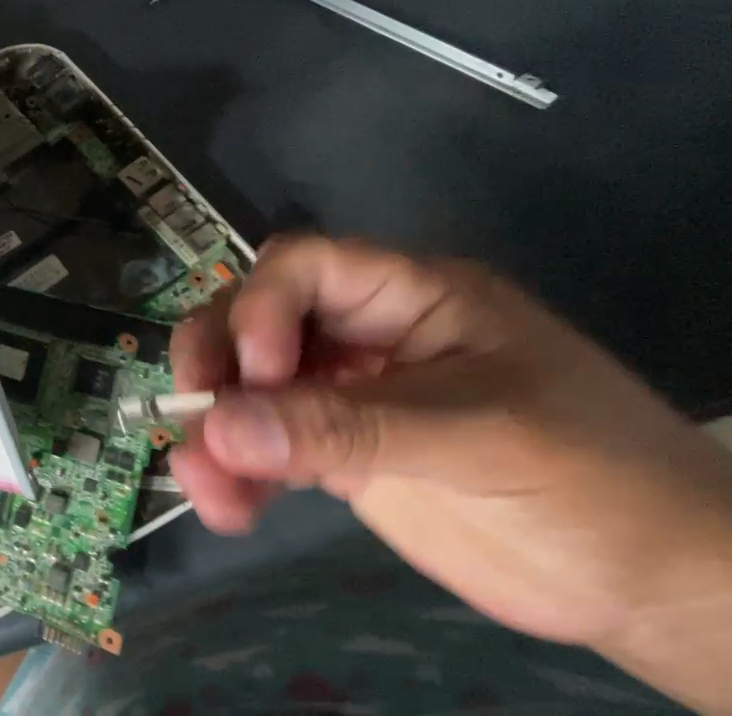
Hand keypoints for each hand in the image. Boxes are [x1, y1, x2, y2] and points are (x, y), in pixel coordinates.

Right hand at [168, 236, 731, 703]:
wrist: (665, 592)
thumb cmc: (600, 482)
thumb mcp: (477, 438)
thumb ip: (344, 428)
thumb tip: (217, 426)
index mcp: (409, 297)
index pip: (302, 267)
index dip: (262, 306)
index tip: (260, 374)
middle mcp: (362, 335)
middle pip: (250, 319)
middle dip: (214, 364)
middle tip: (196, 416)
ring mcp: (343, 395)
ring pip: (242, 386)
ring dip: (211, 429)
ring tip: (206, 485)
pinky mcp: (334, 454)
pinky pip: (260, 446)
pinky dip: (233, 472)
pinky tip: (228, 509)